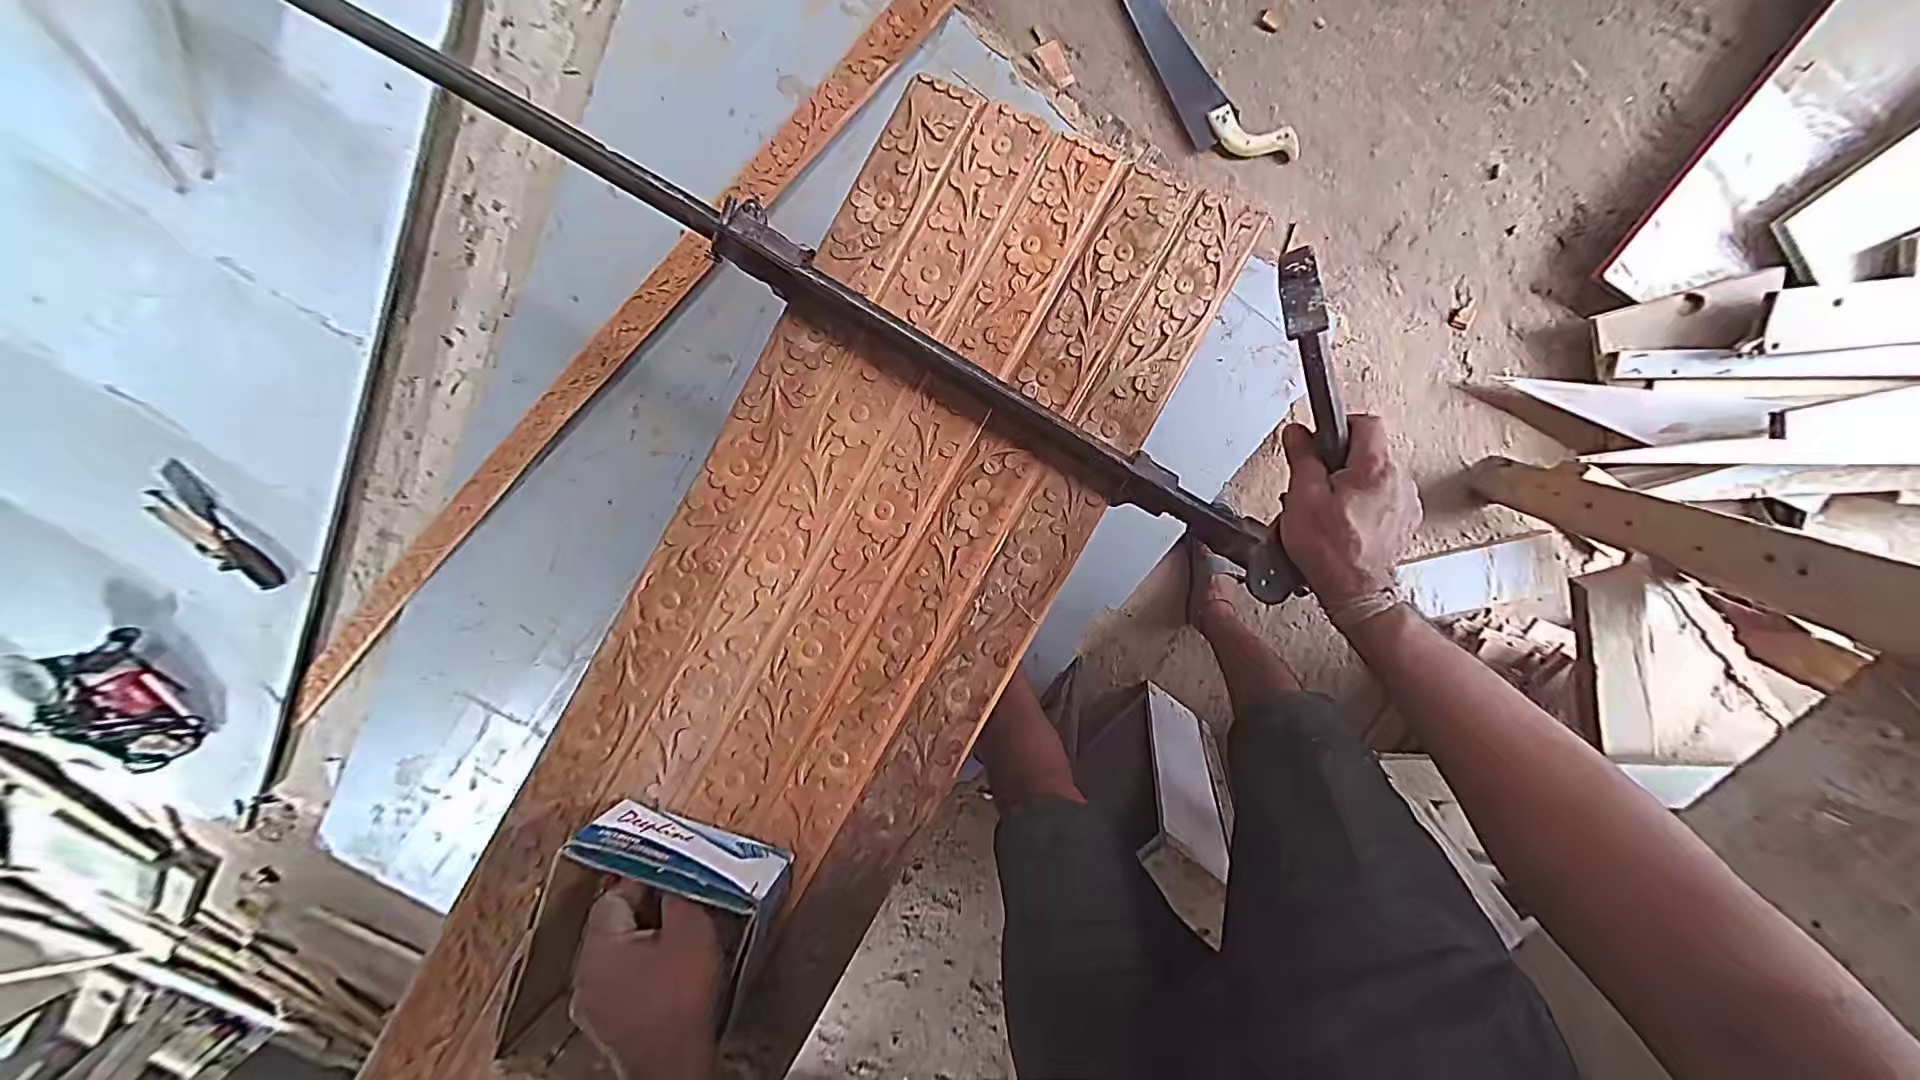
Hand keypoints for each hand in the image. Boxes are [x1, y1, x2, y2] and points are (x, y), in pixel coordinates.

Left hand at [570, 887, 722, 1079]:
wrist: (674, 1065)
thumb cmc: (682, 993)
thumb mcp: (691, 930)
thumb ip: (678, 894)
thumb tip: (672, 873)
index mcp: (597, 947)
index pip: (613, 896)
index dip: (644, 881)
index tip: (672, 877)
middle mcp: (583, 973)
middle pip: (612, 923)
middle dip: (646, 908)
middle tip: (680, 901)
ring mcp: (590, 1003)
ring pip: (616, 951)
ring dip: (644, 937)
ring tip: (678, 932)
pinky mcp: (604, 1023)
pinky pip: (620, 977)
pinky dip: (641, 965)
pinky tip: (669, 967)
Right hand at [1277, 415, 1420, 607]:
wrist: (1354, 590)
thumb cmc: (1330, 550)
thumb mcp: (1302, 497)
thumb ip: (1303, 458)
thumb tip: (1298, 433)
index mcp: (1375, 469)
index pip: (1366, 423)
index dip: (1338, 426)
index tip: (1319, 440)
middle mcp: (1398, 481)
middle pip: (1369, 451)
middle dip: (1338, 462)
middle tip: (1315, 483)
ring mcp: (1404, 503)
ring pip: (1374, 476)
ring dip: (1350, 484)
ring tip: (1326, 507)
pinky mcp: (1403, 521)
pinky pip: (1381, 498)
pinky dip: (1361, 503)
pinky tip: (1342, 521)